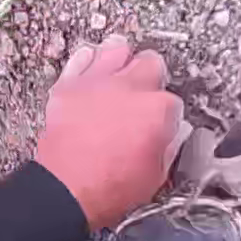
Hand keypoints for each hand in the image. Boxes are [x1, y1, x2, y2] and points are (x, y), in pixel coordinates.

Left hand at [35, 35, 185, 230]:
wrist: (66, 191)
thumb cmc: (108, 188)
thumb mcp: (154, 177)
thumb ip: (168, 148)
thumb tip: (173, 136)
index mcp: (157, 110)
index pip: (174, 101)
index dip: (169, 114)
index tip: (163, 124)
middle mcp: (129, 88)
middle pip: (151, 62)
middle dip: (153, 76)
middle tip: (147, 91)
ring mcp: (97, 83)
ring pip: (116, 48)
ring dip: (122, 59)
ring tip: (121, 70)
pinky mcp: (69, 86)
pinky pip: (81, 58)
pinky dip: (89, 60)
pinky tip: (92, 66)